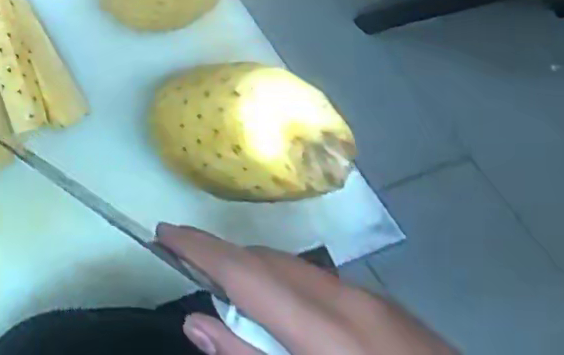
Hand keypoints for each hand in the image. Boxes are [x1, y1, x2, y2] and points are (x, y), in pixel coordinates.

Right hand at [157, 224, 454, 354]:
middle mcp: (350, 303)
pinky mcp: (403, 317)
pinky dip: (296, 288)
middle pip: (268, 261)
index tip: (160, 233)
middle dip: (225, 259)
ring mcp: (381, 306)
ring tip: (240, 297)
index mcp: (324, 330)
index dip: (197, 247)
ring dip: (260, 272)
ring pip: (298, 269)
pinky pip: (329, 286)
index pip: (243, 271)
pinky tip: (295, 318)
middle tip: (191, 271)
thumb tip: (195, 321)